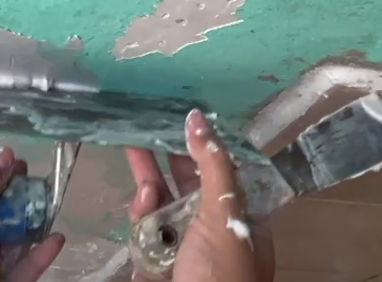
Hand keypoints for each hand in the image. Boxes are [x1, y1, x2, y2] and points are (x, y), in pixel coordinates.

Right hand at [124, 111, 274, 281]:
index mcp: (241, 222)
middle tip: (140, 124)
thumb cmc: (220, 276)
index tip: (180, 116)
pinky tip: (141, 206)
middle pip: (184, 182)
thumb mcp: (224, 216)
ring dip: (149, 184)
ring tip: (141, 174)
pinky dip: (141, 215)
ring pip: (160, 202)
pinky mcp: (153, 263)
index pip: (220, 171)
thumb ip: (211, 163)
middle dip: (163, 155)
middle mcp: (212, 232)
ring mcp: (181, 248)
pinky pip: (144, 228)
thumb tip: (197, 115)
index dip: (200, 144)